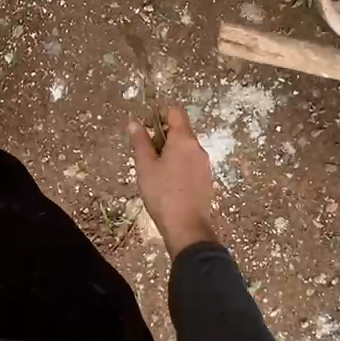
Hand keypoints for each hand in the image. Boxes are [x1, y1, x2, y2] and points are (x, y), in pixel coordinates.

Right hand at [127, 107, 219, 257]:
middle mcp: (198, 148)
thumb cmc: (163, 194)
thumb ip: (140, 141)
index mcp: (184, 140)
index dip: (159, 113)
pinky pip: (190, 162)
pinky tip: (167, 182)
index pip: (175, 111)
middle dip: (162, 135)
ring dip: (169, 151)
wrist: (188, 229)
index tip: (145, 126)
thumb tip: (134, 122)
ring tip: (154, 170)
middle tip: (145, 152)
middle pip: (180, 129)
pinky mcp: (206, 180)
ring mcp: (204, 165)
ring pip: (185, 147)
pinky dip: (178, 164)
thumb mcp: (145, 166)